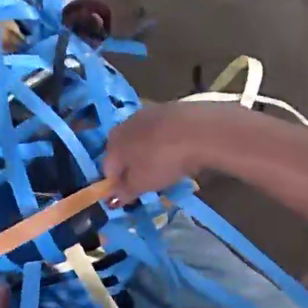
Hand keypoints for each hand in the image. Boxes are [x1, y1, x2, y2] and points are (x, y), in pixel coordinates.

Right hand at [102, 103, 231, 206]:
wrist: (199, 129)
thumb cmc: (162, 161)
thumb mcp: (141, 184)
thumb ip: (124, 192)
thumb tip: (113, 199)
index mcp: (113, 142)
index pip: (108, 169)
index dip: (117, 185)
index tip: (131, 196)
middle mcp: (125, 123)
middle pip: (125, 151)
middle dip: (133, 168)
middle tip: (149, 183)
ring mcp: (148, 112)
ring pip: (143, 139)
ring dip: (150, 154)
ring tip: (167, 167)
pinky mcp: (171, 107)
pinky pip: (162, 132)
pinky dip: (167, 142)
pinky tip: (181, 151)